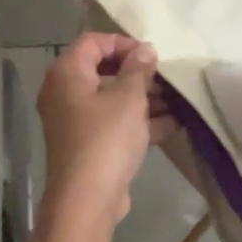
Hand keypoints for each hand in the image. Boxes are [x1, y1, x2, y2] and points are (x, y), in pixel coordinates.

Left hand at [38, 34, 158, 224]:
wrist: (87, 199)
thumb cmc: (106, 139)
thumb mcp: (128, 99)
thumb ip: (138, 70)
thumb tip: (145, 50)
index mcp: (67, 74)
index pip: (93, 42)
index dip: (123, 43)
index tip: (151, 55)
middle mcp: (65, 93)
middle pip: (103, 70)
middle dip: (137, 73)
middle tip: (165, 78)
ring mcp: (75, 121)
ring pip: (111, 99)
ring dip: (143, 98)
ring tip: (176, 100)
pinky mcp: (88, 144)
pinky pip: (114, 123)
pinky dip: (138, 121)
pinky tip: (172, 124)